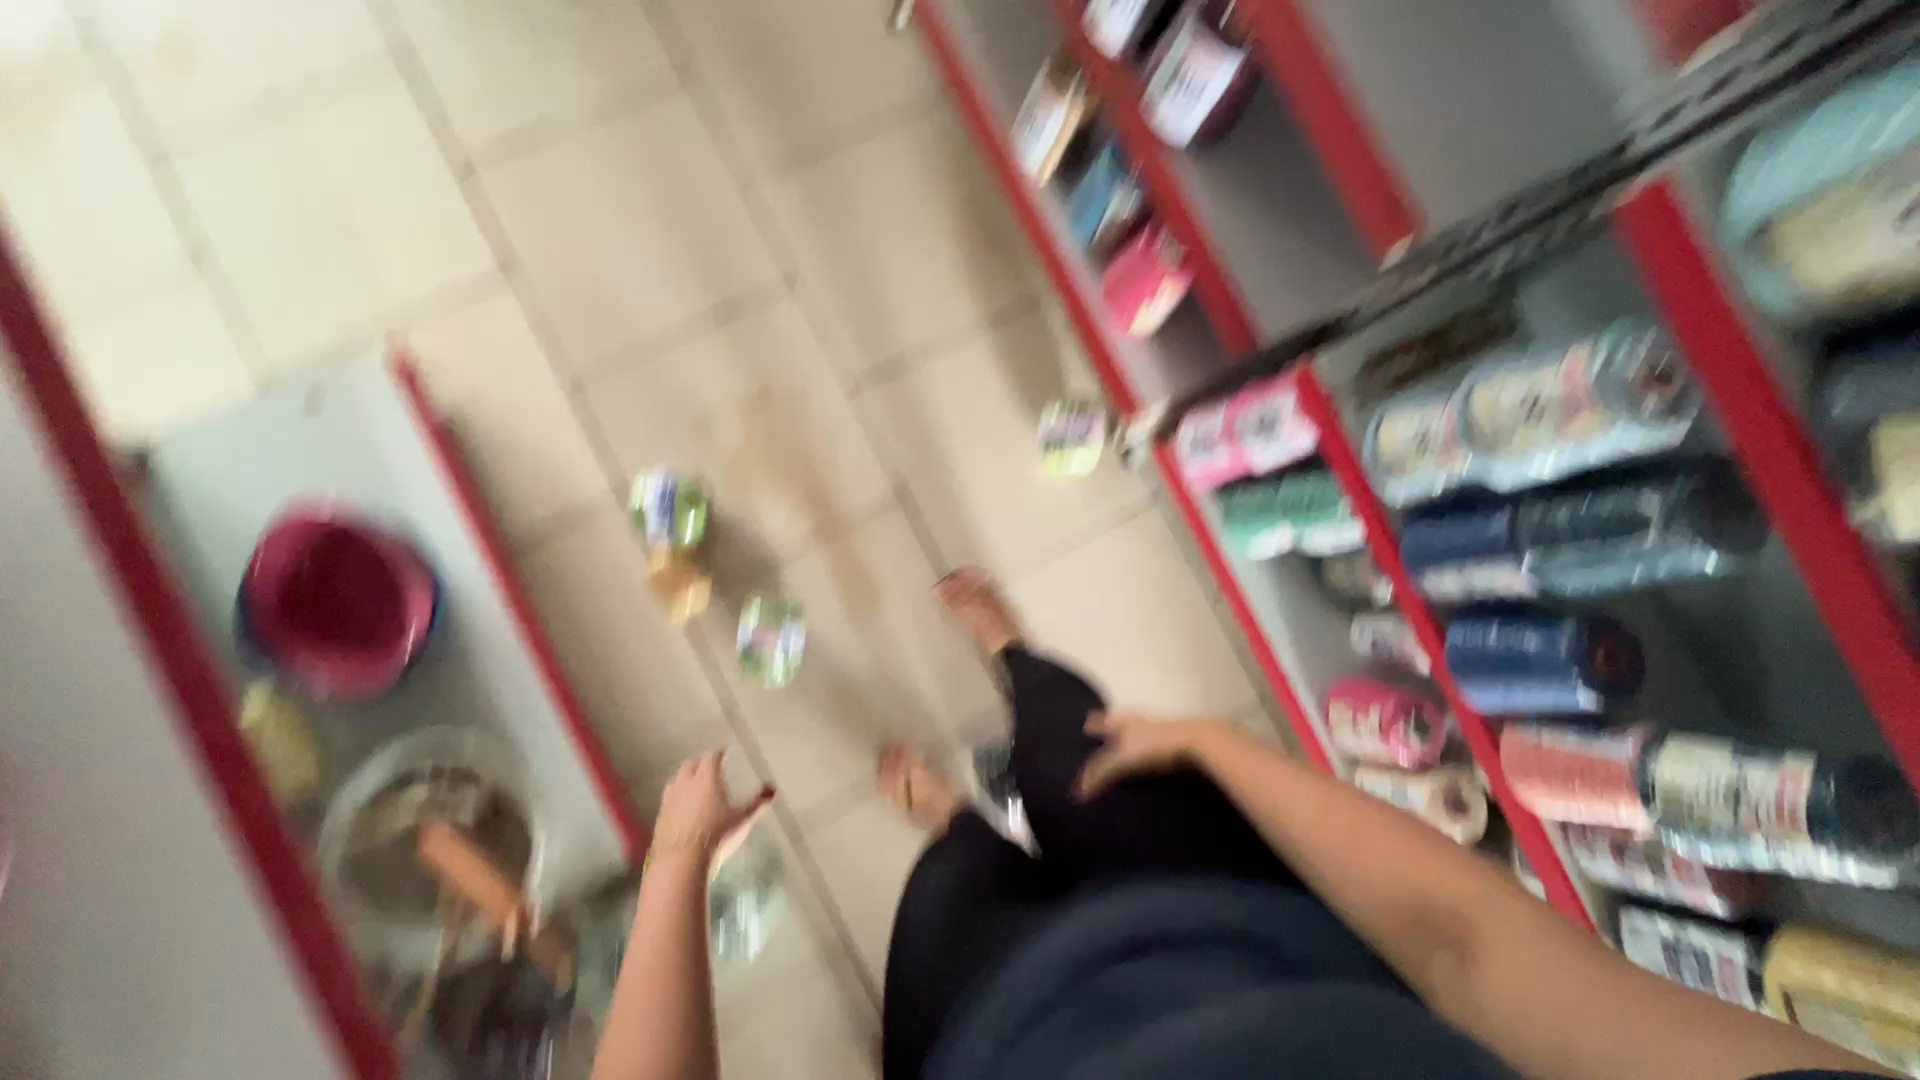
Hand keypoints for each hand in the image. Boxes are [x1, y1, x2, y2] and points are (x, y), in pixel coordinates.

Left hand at [652, 750, 774, 871]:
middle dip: (700, 762)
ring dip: (685, 777)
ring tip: (693, 782)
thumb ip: (758, 804)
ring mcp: (669, 799)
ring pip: (676, 779)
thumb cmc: (716, 835)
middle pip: (690, 764)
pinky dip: (676, 795)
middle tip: (709, 765)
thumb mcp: (742, 820)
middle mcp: (685, 783)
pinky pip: (668, 798)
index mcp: (706, 779)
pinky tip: (682, 805)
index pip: (711, 757)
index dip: (718, 753)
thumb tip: (773, 789)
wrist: (681, 861)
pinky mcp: (660, 816)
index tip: (725, 752)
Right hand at [1074, 711, 1228, 800]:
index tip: (1087, 725)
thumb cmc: (1155, 747)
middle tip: (1105, 729)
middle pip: (1124, 719)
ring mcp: (1163, 728)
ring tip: (1128, 741)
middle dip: (1114, 724)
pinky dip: (1152, 745)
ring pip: (1143, 727)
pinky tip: (1155, 754)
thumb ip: (1101, 773)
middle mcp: (1142, 721)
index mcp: (1126, 722)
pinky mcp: (1180, 740)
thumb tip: (1079, 790)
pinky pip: (1160, 741)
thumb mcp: (1123, 761)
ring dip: (1134, 733)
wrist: (1198, 742)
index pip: (1105, 721)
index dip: (1096, 724)